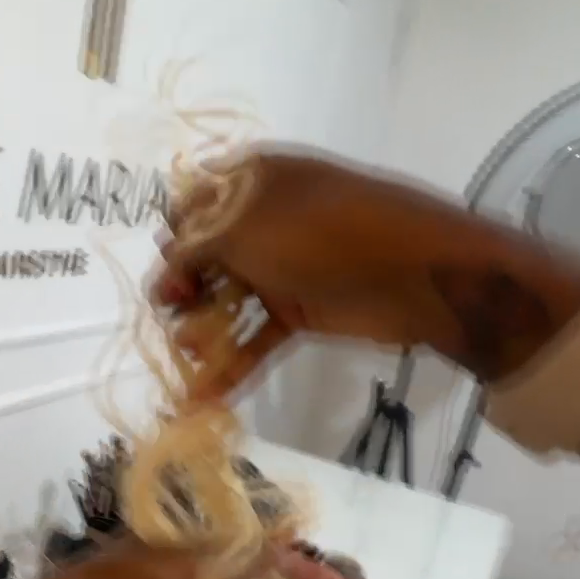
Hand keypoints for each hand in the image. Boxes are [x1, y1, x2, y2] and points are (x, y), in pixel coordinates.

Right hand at [153, 145, 579, 398]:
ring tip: (188, 357)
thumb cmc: (322, 235)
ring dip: (201, 330)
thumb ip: (190, 251)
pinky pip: (254, 336)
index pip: (188, 208)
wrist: (418, 272)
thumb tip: (161, 280)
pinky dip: (232, 364)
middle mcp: (259, 222)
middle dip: (181, 291)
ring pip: (225, 300)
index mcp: (247, 183)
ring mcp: (279, 267)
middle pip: (202, 258)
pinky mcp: (297, 310)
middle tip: (175, 317)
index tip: (168, 278)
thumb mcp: (243, 230)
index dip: (171, 243)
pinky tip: (205, 395)